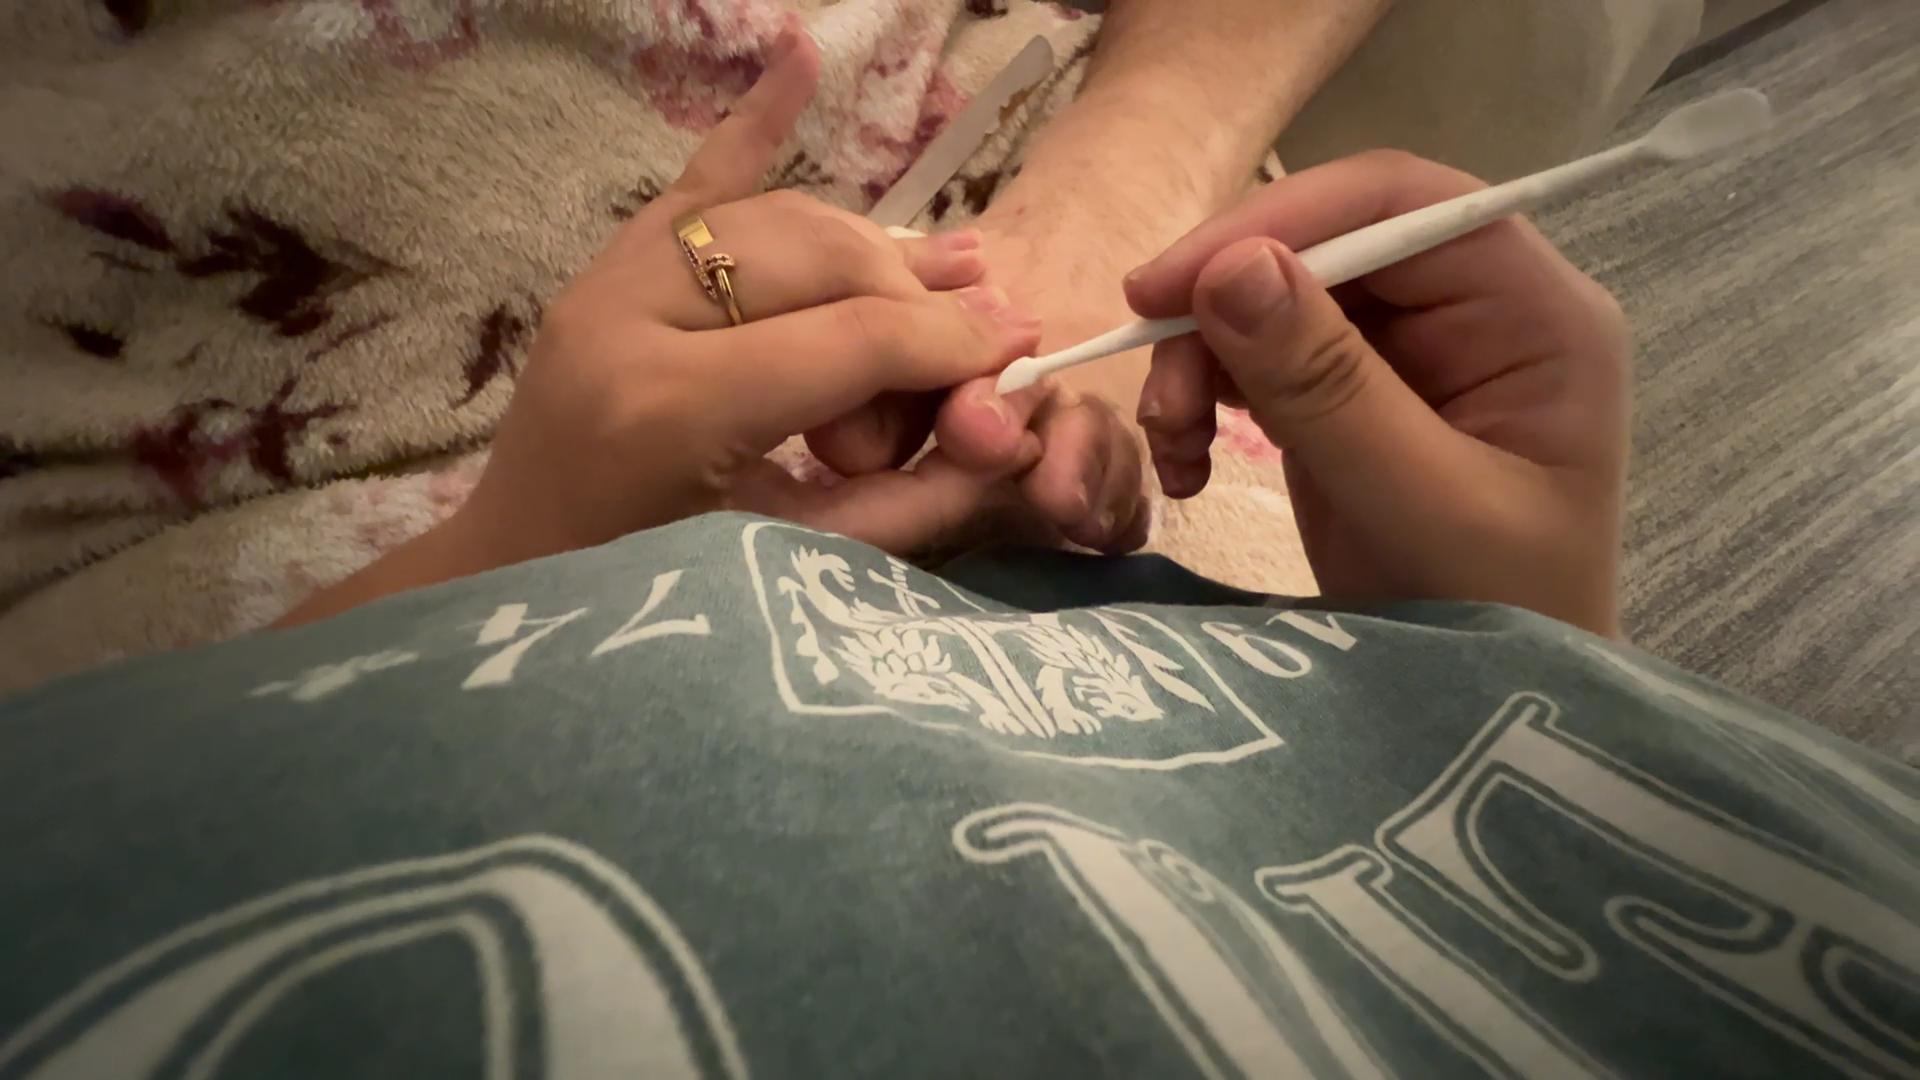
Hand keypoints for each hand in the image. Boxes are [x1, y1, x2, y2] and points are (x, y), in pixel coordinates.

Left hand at [457, 27, 1044, 565]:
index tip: (1019, 346)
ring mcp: (610, 276)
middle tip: (962, 350)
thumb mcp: (797, 562)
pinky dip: (753, 125)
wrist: (532, 574)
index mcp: (674, 410)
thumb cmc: (667, 591)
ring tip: (948, 272)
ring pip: (784, 217)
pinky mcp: (608, 267)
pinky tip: (797, 57)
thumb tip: (1001, 428)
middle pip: (822, 255)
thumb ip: (908, 501)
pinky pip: (695, 182)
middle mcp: (632, 314)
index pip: (852, 339)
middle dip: (913, 301)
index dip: (950, 340)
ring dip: (875, 250)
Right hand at [1124, 151, 1631, 635]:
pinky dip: (1201, 408)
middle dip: (1218, 318)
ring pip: (1266, 311)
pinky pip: (1248, 370)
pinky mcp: (1333, 401)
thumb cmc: (1483, 613)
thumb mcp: (1411, 500)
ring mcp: (1390, 359)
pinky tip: (1187, 466)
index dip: (1277, 222)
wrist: (1465, 699)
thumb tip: (1228, 270)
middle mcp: (1458, 315)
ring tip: (1172, 448)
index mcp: (1526, 313)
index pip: (1398, 206)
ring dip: (1196, 369)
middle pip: (1317, 256)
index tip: (1165, 287)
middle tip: (1155, 393)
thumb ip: (1325, 385)